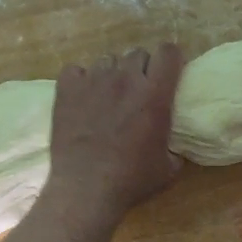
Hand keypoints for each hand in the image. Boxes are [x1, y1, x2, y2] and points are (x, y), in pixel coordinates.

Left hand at [46, 44, 186, 225]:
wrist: (86, 189)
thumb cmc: (132, 181)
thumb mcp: (168, 170)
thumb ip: (174, 150)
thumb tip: (173, 148)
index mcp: (155, 96)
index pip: (169, 53)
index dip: (171, 60)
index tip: (169, 74)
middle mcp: (125, 79)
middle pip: (137, 53)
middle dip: (142, 69)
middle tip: (138, 92)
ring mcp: (94, 80)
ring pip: (107, 61)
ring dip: (112, 75)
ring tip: (108, 98)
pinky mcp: (67, 88)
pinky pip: (76, 70)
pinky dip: (80, 81)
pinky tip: (82, 99)